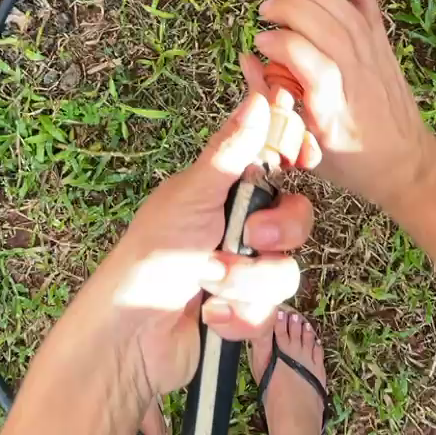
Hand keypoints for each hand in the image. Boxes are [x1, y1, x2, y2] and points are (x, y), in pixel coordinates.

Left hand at [63, 93, 314, 406]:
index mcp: (226, 186)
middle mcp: (240, 223)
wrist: (131, 338)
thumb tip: (257, 98)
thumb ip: (231, 150)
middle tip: (250, 236)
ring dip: (247, 282)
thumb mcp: (192, 195)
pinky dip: (241, 316)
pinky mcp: (246, 309)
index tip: (304, 159)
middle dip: (276, 232)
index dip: (296, 158)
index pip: (277, 160)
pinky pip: (271, 311)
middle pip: (296, 216)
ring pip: (286, 269)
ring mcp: (245, 268)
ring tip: (209, 285)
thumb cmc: (150, 256)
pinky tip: (211, 317)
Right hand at [247, 0, 435, 211]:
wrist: (408, 166)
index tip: (260, 42)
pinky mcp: (385, 51)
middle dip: (294, 10)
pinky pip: (373, 14)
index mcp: (335, 113)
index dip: (285, 47)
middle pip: (331, 32)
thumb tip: (249, 62)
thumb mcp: (302, 148)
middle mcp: (358, 81)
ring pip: (346, 15)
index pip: (314, 67)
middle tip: (265, 8)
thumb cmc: (350, 163)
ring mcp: (375, 62)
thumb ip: (273, 103)